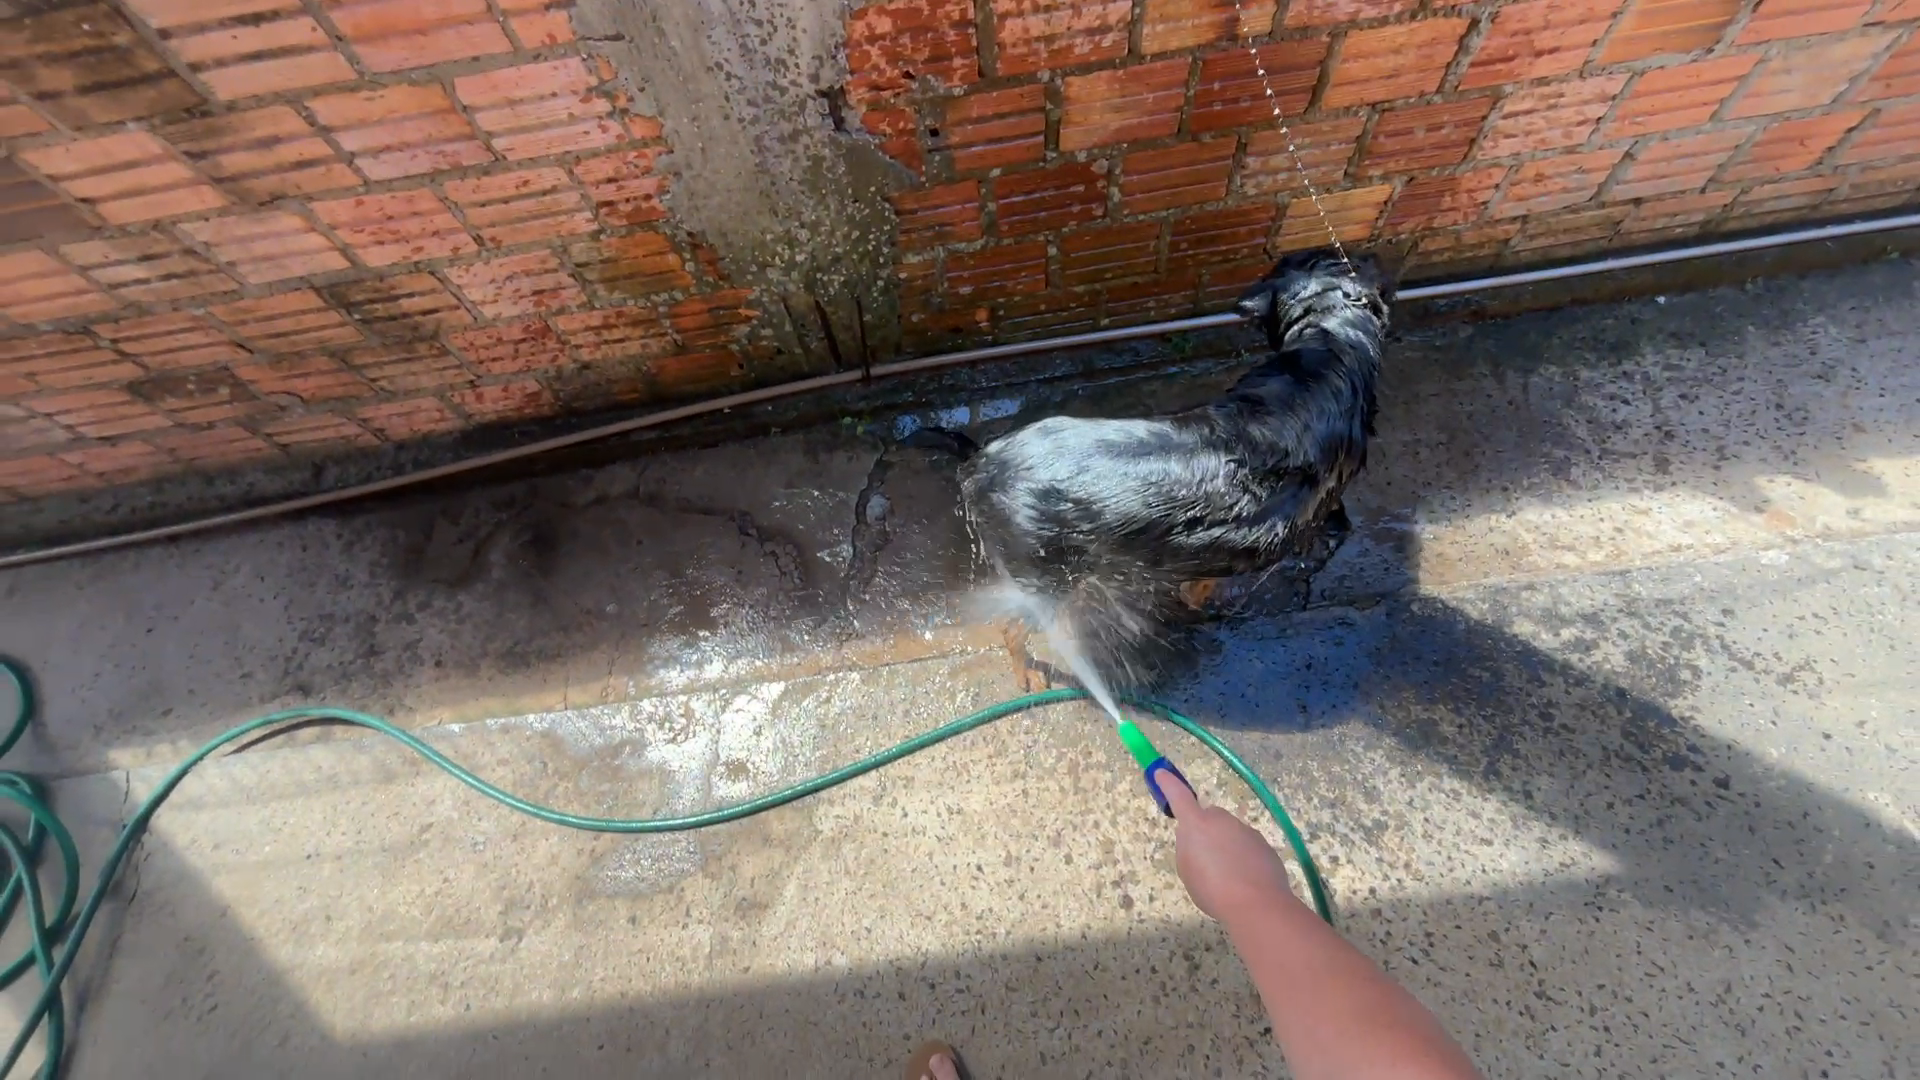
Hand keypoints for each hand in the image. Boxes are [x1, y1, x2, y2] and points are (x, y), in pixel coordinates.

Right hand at [1159, 773, 1298, 921]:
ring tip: (1228, 878)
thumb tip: (1194, 839)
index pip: (1178, 796)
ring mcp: (1246, 831)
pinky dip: (1244, 859)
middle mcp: (1222, 820)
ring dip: (1227, 847)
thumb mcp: (1187, 870)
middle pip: (1210, 817)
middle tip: (1205, 858)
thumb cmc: (1212, 888)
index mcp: (1196, 823)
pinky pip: (1248, 847)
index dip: (1168, 784)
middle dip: (1206, 831)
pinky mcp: (1264, 846)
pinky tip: (1246, 883)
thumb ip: (1187, 848)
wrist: (1258, 905)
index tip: (1161, 772)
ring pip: (1231, 833)